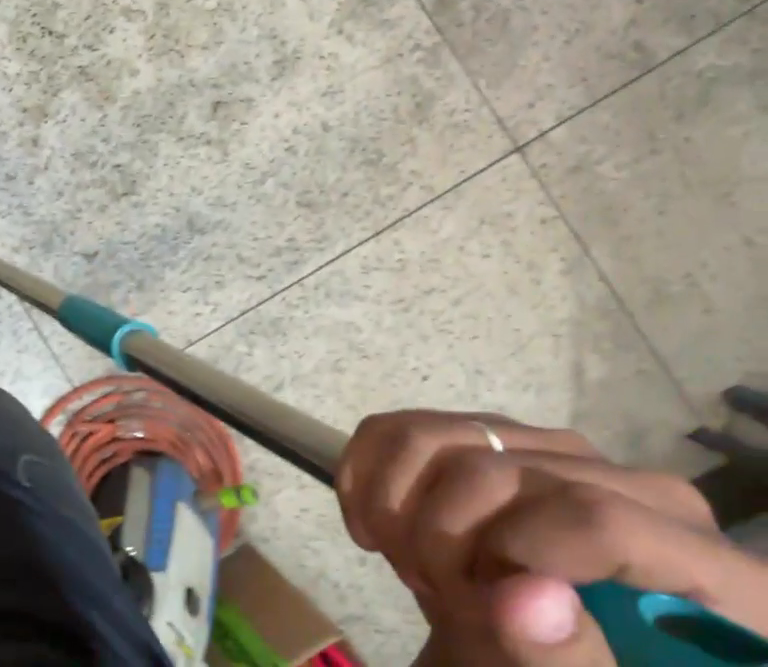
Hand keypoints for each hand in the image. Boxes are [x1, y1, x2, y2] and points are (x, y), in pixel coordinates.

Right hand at [337, 409, 767, 664]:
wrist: (544, 663)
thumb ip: (566, 661)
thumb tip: (520, 594)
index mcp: (707, 570)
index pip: (597, 518)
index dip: (512, 554)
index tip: (477, 605)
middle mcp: (638, 490)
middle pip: (497, 473)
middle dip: (435, 536)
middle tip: (430, 596)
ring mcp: (557, 453)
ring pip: (436, 437)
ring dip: (392, 504)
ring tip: (407, 564)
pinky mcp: (491, 438)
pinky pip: (402, 428)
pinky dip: (364, 473)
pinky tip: (374, 526)